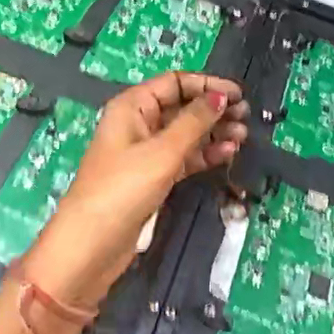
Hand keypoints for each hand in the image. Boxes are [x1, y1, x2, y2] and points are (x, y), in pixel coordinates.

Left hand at [22, 74, 248, 306]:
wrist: (88, 250)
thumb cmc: (122, 190)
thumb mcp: (162, 153)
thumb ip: (194, 121)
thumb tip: (221, 95)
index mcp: (133, 105)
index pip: (175, 82)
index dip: (207, 85)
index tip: (238, 94)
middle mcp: (139, 122)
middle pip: (183, 106)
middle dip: (213, 110)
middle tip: (245, 117)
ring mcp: (145, 151)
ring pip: (186, 132)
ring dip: (213, 132)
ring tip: (242, 138)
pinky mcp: (152, 176)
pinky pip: (184, 156)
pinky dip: (204, 154)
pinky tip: (227, 154)